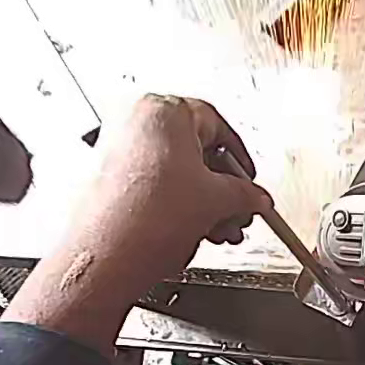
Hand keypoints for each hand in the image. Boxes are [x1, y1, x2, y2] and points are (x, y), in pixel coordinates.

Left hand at [4, 95, 271, 351]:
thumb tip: (256, 198)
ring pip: (178, 173)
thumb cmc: (146, 217)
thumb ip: (245, 195)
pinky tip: (196, 229)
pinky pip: (157, 187)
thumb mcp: (216, 201)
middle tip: (238, 211)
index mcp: (163, 110)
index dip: (240, 159)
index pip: (217, 126)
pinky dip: (180, 206)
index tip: (250, 180)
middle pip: (196, 152)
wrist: (109, 254)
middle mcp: (136, 122)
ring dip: (206, 203)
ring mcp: (120, 150)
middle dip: (224, 189)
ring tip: (221, 229)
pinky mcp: (111, 180)